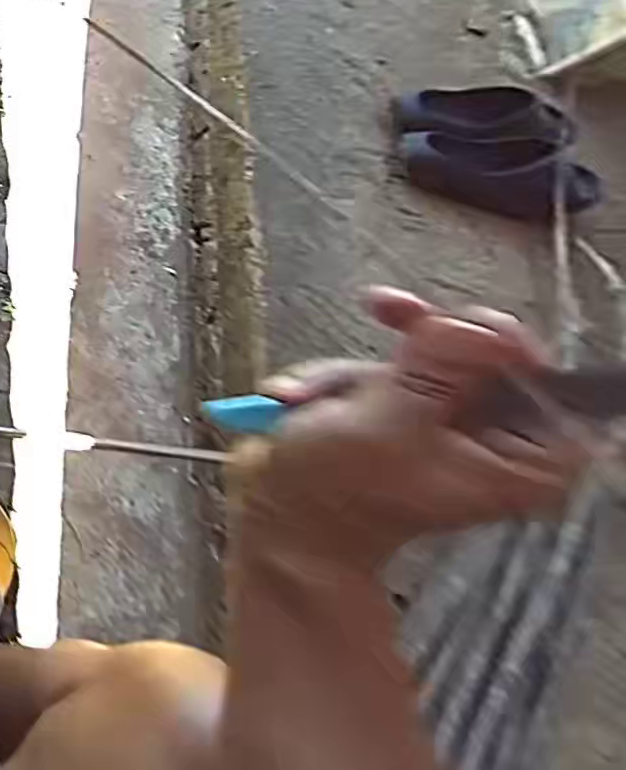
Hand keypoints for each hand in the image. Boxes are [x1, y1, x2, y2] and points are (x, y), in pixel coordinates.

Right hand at [239, 287, 585, 570]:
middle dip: (403, 346)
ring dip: (338, 374)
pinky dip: (318, 384)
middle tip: (379, 303)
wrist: (275, 514)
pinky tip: (288, 400)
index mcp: (522, 455)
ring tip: (298, 399)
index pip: (542, 381)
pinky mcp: (372, 418)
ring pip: (395, 367)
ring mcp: (421, 426)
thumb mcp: (385, 425)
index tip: (448, 318)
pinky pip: (355, 380)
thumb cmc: (339, 483)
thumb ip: (432, 374)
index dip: (498, 344)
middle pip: (464, 363)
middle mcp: (482, 437)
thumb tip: (471, 324)